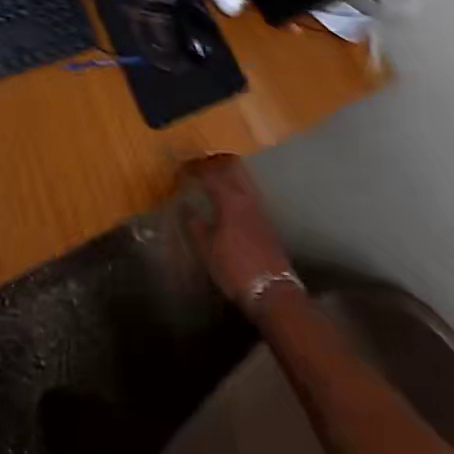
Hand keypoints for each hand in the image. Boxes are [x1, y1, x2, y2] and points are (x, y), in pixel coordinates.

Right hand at [177, 154, 295, 317]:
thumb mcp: (207, 249)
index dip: (194, 169)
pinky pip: (249, 193)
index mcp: (230, 200)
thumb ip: (195, 224)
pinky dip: (237, 187)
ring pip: (243, 180)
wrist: (272, 291)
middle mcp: (247, 199)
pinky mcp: (266, 222)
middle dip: (215, 163)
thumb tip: (185, 205)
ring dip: (228, 173)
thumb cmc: (234, 268)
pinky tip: (230, 197)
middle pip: (232, 170)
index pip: (210, 175)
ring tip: (213, 175)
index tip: (181, 167)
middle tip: (199, 162)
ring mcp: (260, 209)